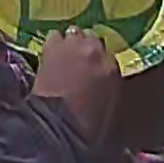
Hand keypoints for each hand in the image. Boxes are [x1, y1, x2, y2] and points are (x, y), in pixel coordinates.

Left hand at [31, 27, 119, 142]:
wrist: (57, 127)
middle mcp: (95, 50)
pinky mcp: (53, 46)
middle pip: (93, 39)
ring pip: (74, 33)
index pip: (109, 56)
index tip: (95, 72)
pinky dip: (54, 44)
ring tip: (65, 56)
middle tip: (80, 63)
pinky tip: (51, 55)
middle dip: (87, 49)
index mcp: (112, 68)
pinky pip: (55, 36)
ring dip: (72, 43)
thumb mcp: (110, 113)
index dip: (101, 64)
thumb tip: (110, 87)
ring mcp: (73, 44)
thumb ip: (112, 92)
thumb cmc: (87, 129)